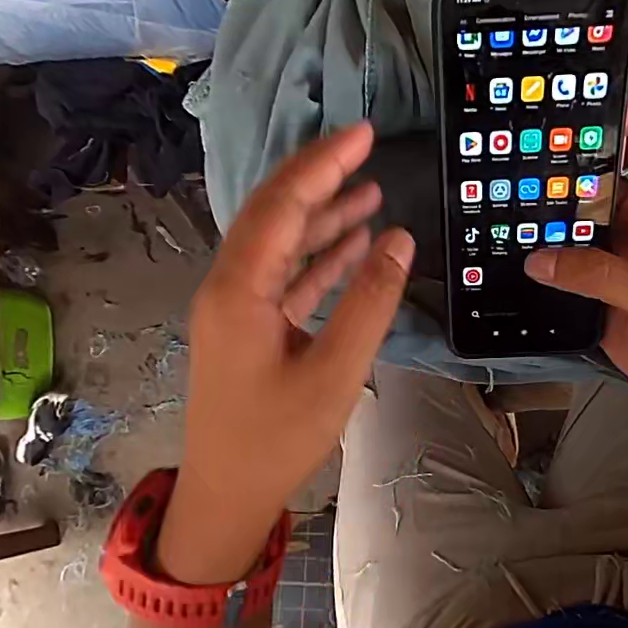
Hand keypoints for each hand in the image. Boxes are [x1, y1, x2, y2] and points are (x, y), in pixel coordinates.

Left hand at [158, 123, 413, 583]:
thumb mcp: (335, 372)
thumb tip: (400, 240)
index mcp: (240, 289)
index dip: (323, 164)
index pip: (283, 205)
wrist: (226, 495)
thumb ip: (369, 302)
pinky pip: (286, 276)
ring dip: (323, 216)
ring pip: (281, 243)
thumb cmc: (277, 439)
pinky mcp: (250, 326)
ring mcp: (238, 305)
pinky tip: (353, 243)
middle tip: (364, 146)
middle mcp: (230, 285)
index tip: (363, 133)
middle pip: (274, 213)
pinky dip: (318, 257)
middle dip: (319, 176)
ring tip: (369, 191)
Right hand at [524, 104, 627, 385]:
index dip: (617, 114)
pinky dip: (538, 239)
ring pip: (573, 208)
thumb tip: (537, 259)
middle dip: (565, 155)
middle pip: (598, 170)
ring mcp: (611, 242)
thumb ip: (598, 272)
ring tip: (504, 183)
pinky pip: (560, 246)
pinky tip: (510, 231)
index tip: (573, 98)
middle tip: (519, 141)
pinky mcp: (590, 271)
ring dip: (546, 200)